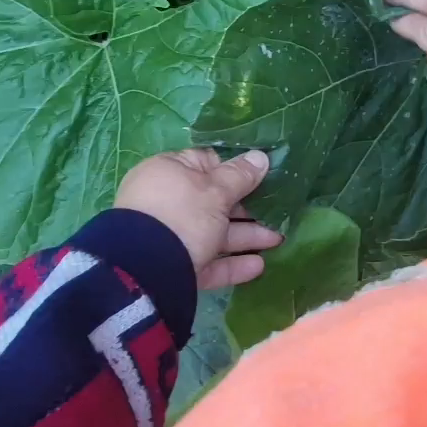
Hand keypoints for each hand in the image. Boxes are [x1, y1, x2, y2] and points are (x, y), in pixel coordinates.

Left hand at [115, 149, 282, 288]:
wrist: (147, 269)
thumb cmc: (183, 214)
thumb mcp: (215, 190)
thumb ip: (240, 175)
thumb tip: (260, 157)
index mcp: (169, 173)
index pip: (206, 164)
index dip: (234, 170)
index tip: (262, 177)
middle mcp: (167, 203)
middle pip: (213, 202)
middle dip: (248, 209)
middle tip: (277, 212)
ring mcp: (170, 238)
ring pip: (214, 234)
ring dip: (247, 236)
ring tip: (279, 239)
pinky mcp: (176, 268)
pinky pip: (208, 263)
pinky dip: (232, 264)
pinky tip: (258, 266)